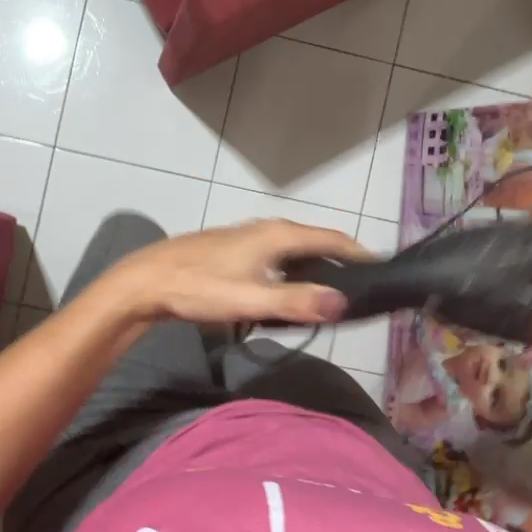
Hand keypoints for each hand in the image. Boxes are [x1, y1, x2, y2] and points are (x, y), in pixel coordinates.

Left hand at [100, 219, 367, 325]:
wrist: (147, 282)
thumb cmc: (199, 288)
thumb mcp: (250, 300)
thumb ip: (296, 302)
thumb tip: (343, 302)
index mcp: (278, 235)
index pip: (334, 239)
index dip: (361, 255)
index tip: (384, 272)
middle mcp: (268, 228)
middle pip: (317, 243)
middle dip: (341, 264)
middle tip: (360, 293)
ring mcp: (249, 237)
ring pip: (295, 251)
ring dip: (315, 270)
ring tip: (329, 298)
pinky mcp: (235, 249)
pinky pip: (278, 257)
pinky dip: (293, 272)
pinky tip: (287, 295)